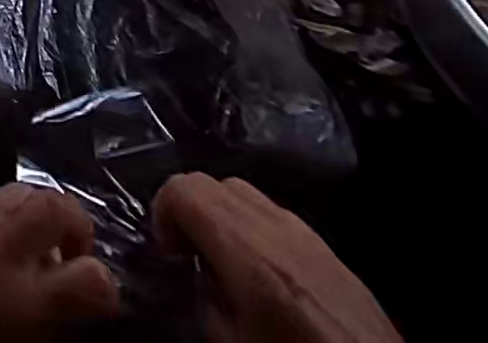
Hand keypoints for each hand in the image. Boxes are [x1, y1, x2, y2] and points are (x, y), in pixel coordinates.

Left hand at [0, 183, 120, 342]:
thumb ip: (59, 316)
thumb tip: (89, 291)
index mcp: (17, 301)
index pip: (89, 277)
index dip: (106, 285)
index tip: (103, 293)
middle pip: (55, 205)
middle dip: (77, 223)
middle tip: (74, 252)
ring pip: (24, 189)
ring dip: (42, 213)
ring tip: (41, 243)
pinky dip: (10, 216)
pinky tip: (5, 243)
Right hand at [154, 173, 400, 342]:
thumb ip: (205, 305)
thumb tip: (197, 283)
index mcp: (248, 253)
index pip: (184, 188)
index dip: (162, 213)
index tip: (169, 256)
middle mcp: (275, 227)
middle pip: (209, 182)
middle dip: (188, 211)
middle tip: (188, 257)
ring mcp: (303, 231)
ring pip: (240, 190)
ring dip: (218, 215)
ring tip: (221, 263)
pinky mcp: (324, 245)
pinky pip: (270, 212)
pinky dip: (249, 226)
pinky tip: (258, 273)